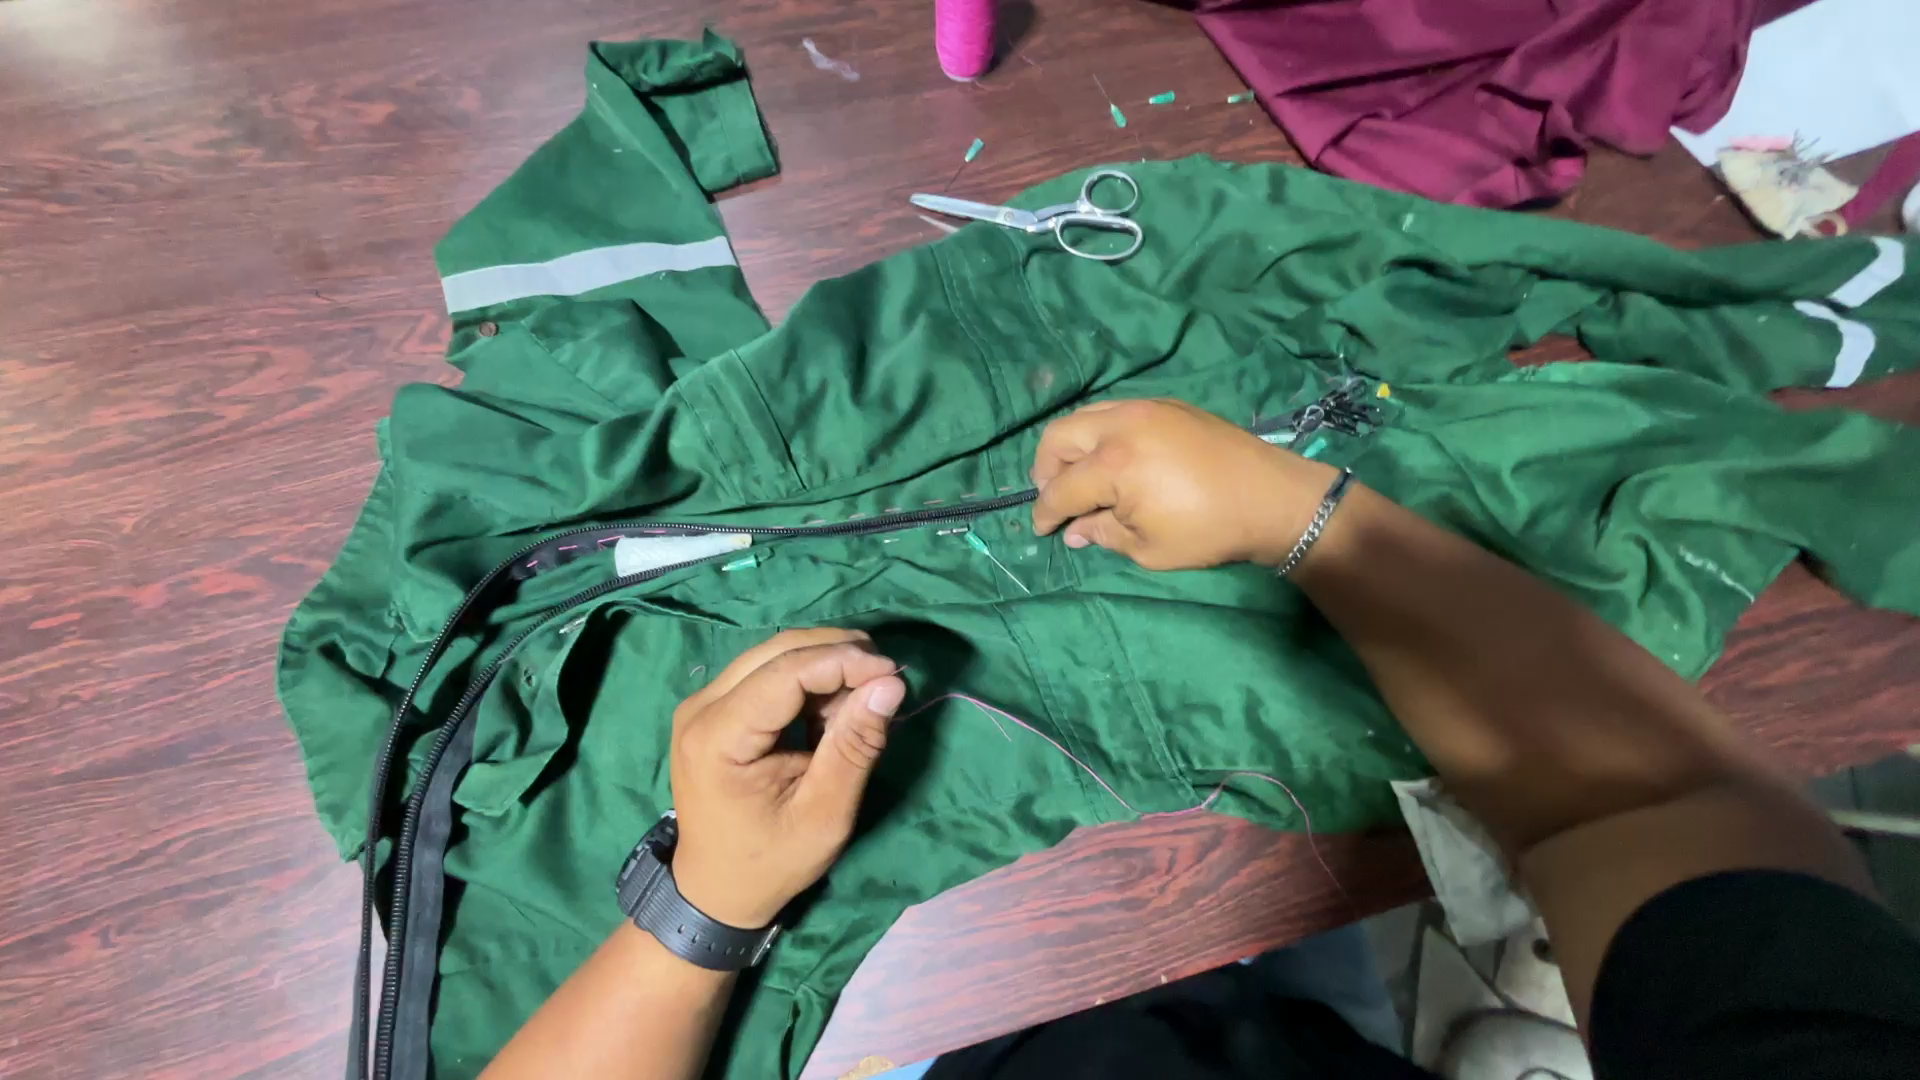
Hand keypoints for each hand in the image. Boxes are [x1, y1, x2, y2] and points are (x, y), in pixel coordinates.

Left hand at [667, 628, 905, 928]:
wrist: (715, 891)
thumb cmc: (770, 862)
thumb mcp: (824, 814)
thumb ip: (855, 746)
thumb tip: (891, 684)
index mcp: (718, 738)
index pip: (786, 672)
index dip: (843, 661)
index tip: (893, 672)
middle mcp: (701, 707)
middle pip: (779, 650)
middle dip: (839, 652)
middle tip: (886, 676)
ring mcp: (704, 702)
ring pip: (775, 653)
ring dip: (826, 662)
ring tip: (865, 694)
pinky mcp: (714, 705)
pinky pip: (768, 670)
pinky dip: (809, 677)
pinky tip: (835, 705)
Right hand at [1029, 399, 1339, 570]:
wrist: (1273, 499)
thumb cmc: (1209, 531)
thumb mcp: (1148, 548)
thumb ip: (1102, 534)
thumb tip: (1074, 531)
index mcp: (1113, 466)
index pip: (1060, 489)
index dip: (1046, 513)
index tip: (1044, 530)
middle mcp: (1121, 427)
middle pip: (1058, 438)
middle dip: (1046, 470)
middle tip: (1055, 497)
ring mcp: (1144, 409)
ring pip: (1083, 417)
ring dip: (1071, 447)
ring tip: (1079, 476)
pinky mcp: (1165, 405)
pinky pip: (1113, 411)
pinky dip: (1099, 433)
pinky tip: (1111, 459)